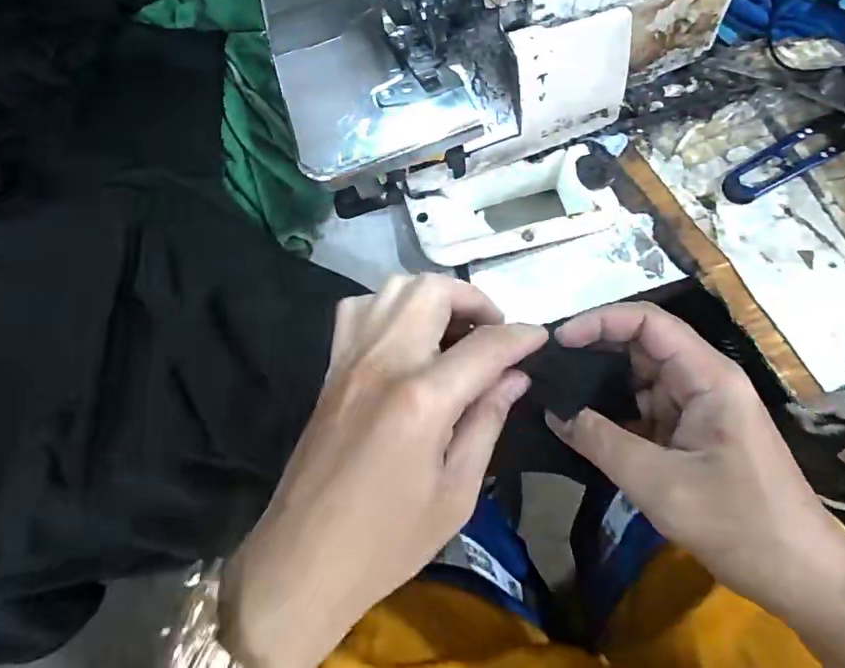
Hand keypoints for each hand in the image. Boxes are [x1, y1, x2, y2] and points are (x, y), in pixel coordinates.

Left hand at [221, 275, 547, 667]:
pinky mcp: (332, 365)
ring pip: (394, 287)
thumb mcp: (457, 492)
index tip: (540, 337)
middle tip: (493, 332)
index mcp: (421, 398)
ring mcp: (351, 356)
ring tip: (454, 331)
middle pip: (432, 290)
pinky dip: (390, 306)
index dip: (520, 337)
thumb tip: (515, 376)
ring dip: (432, 297)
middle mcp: (384, 360)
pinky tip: (405, 336)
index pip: (484, 345)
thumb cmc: (389, 539)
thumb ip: (488, 421)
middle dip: (473, 300)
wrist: (305, 556)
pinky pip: (359, 307)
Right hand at [549, 301, 844, 615]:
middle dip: (595, 348)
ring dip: (601, 382)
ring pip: (640, 377)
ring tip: (556, 387)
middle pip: (642, 344)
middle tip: (548, 363)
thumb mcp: (661, 484)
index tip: (560, 340)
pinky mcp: (693, 434)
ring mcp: (699, 407)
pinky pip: (646, 407)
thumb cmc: (741, 525)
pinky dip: (614, 411)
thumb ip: (602, 441)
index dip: (601, 321)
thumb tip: (556, 411)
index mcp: (708, 377)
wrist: (808, 582)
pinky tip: (582, 420)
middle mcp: (704, 381)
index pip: (648, 322)